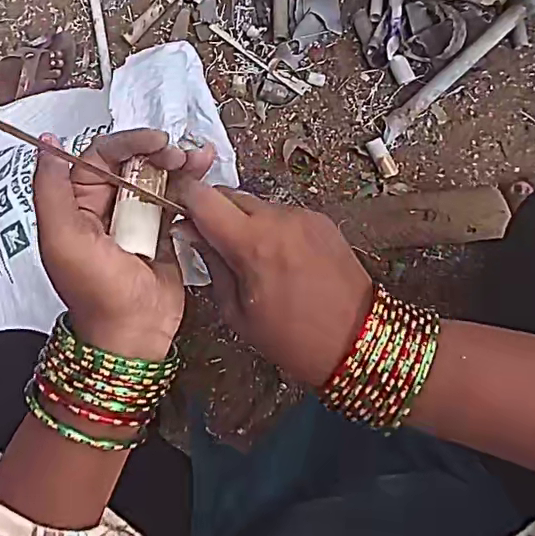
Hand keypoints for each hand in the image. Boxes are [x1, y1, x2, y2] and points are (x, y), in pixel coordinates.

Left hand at [34, 128, 216, 360]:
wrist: (134, 333)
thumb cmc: (95, 290)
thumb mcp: (62, 239)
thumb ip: (51, 189)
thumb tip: (47, 143)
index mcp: (78, 203)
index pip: (101, 156)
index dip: (129, 143)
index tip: (156, 141)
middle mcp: (107, 204)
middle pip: (134, 161)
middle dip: (159, 151)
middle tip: (178, 156)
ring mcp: (138, 216)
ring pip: (159, 175)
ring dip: (180, 162)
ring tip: (200, 159)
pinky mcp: (164, 229)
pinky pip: (177, 197)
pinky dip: (192, 181)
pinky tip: (205, 168)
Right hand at [168, 179, 373, 386]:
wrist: (358, 340)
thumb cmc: (293, 338)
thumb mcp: (238, 312)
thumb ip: (212, 264)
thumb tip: (190, 233)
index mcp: (253, 242)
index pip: (205, 198)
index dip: (184, 198)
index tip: (176, 207)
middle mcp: (279, 218)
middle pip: (230, 195)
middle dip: (213, 212)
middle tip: (207, 239)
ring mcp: (303, 215)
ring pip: (256, 204)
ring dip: (243, 221)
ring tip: (248, 257)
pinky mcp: (320, 220)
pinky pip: (282, 214)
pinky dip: (270, 227)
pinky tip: (276, 257)